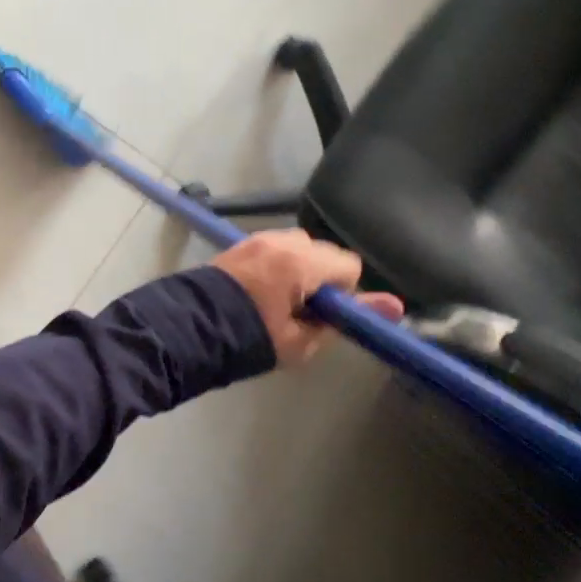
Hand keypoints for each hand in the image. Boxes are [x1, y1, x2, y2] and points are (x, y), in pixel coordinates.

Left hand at [210, 229, 404, 366]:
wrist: (185, 330)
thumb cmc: (248, 339)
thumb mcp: (302, 340)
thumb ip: (345, 319)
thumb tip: (395, 306)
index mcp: (301, 260)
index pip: (348, 266)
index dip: (343, 293)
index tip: (323, 315)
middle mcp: (280, 242)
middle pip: (320, 253)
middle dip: (317, 278)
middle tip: (298, 311)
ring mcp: (253, 241)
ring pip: (293, 250)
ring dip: (294, 271)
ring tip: (274, 303)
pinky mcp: (233, 247)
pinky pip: (268, 252)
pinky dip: (272, 268)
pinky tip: (256, 293)